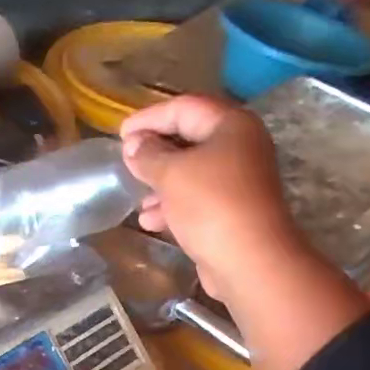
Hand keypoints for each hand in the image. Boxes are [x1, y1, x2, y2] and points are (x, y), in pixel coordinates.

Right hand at [120, 96, 307, 303]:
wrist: (249, 261)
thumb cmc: (211, 205)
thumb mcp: (172, 174)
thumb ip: (148, 156)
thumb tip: (134, 146)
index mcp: (231, 125)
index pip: (184, 108)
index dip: (149, 117)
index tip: (120, 133)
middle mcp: (239, 147)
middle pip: (189, 140)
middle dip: (155, 152)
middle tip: (126, 161)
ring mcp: (237, 182)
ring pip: (191, 174)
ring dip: (160, 184)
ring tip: (134, 196)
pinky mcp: (231, 213)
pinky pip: (196, 201)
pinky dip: (172, 207)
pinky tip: (149, 221)